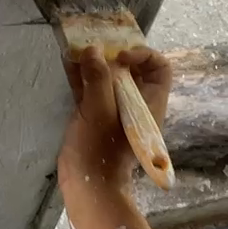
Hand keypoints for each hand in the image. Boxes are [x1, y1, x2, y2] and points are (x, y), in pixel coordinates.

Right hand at [58, 45, 171, 188]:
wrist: (87, 185)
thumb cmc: (100, 150)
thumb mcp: (98, 110)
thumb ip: (97, 78)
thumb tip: (93, 50)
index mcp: (148, 103)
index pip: (159, 68)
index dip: (143, 55)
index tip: (119, 56)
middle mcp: (134, 104)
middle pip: (131, 70)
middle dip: (113, 53)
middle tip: (94, 43)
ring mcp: (113, 110)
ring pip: (109, 78)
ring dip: (94, 62)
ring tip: (77, 48)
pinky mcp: (94, 116)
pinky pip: (91, 89)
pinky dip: (82, 75)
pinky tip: (68, 62)